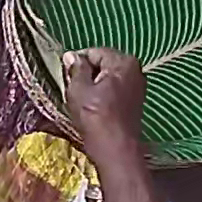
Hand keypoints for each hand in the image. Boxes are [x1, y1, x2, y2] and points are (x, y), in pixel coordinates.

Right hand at [64, 47, 147, 167]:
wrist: (115, 148)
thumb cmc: (95, 118)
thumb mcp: (78, 90)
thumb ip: (75, 69)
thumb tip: (71, 56)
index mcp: (123, 62)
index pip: (94, 52)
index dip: (76, 63)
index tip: (64, 77)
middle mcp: (135, 70)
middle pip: (103, 64)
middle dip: (86, 75)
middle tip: (72, 91)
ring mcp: (137, 86)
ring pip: (107, 79)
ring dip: (92, 87)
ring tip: (81, 103)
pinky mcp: (134, 102)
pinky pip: (113, 91)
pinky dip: (101, 97)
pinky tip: (92, 110)